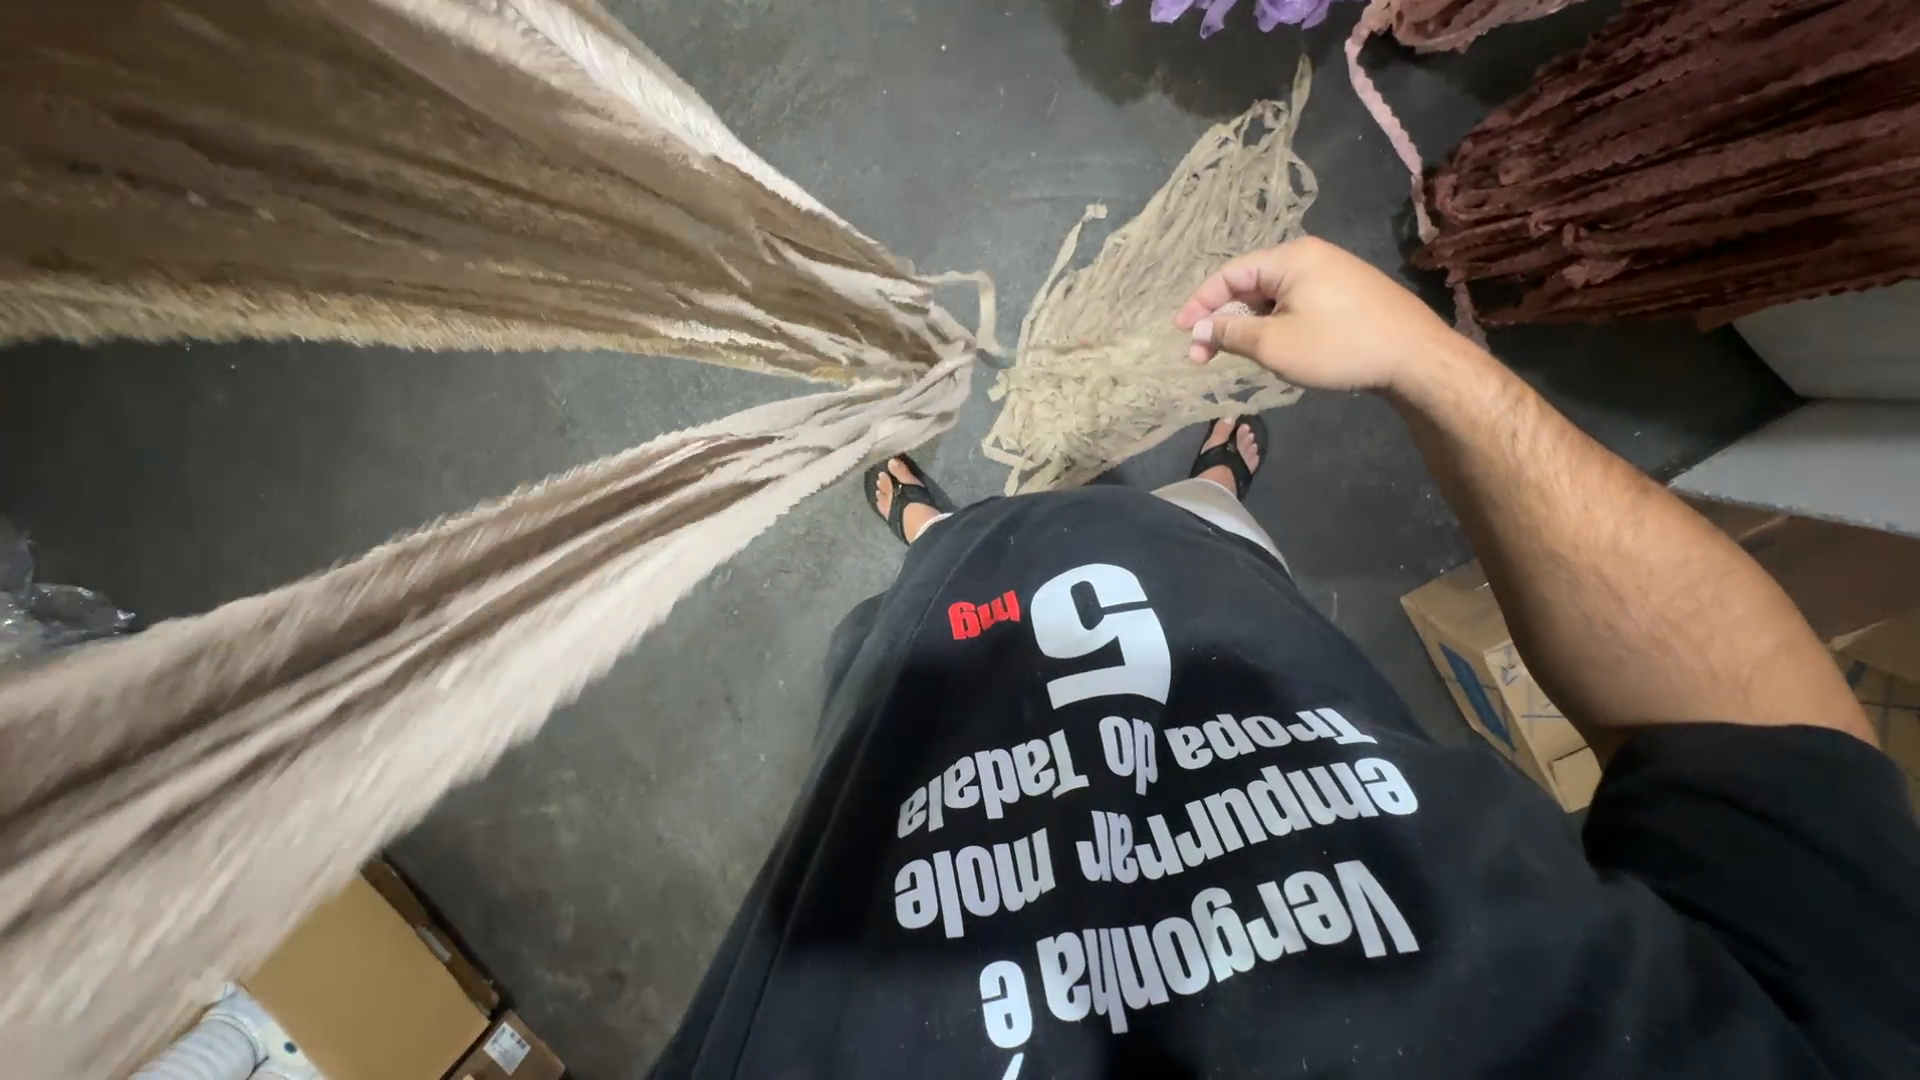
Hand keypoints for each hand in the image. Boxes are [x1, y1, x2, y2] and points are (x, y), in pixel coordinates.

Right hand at [1175, 237, 1463, 393]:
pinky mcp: (1346, 295)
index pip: (1229, 274)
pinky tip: (1268, 349)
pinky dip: (1272, 325)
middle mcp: (1309, 257)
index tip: (1180, 332)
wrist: (1414, 358)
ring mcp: (1331, 274)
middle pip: (1249, 285)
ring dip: (1246, 326)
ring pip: (1271, 298)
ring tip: (1233, 356)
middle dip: (1221, 320)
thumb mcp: (1273, 343)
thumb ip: (1230, 333)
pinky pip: (1294, 304)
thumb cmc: (1337, 346)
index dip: (1199, 303)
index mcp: (1290, 258)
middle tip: (1201, 357)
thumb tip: (1199, 329)